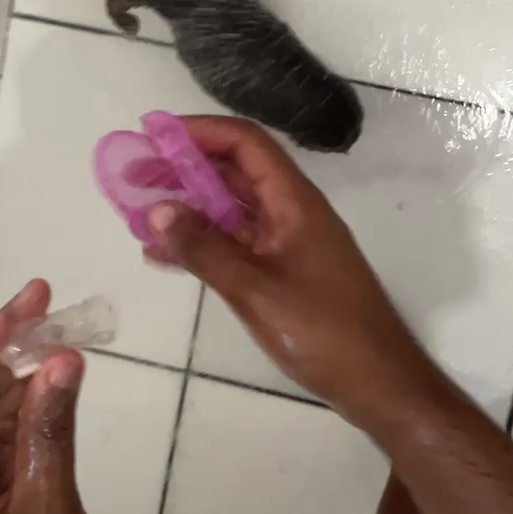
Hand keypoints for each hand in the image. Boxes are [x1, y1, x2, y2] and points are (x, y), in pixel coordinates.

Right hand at [144, 115, 438, 425]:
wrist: (378, 382)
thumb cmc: (323, 331)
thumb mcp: (255, 290)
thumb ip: (204, 249)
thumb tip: (156, 209)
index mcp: (294, 200)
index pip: (246, 142)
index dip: (200, 131)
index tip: (153, 136)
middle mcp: (291, 210)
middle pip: (235, 170)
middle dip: (184, 168)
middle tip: (133, 176)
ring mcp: (289, 241)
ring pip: (232, 207)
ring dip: (189, 206)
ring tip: (139, 213)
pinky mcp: (284, 270)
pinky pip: (237, 242)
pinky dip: (203, 242)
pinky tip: (165, 256)